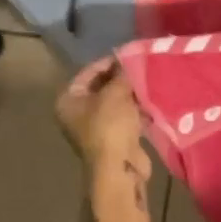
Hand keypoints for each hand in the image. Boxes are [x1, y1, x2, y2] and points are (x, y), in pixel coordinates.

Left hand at [56, 57, 149, 174]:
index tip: (131, 54)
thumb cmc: (109, 126)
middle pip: (102, 87)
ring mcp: (95, 127)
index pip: (88, 72)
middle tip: (144, 67)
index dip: (109, 62)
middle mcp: (77, 113)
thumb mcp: (116, 93)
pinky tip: (153, 101)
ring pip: (116, 102)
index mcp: (68, 100)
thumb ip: (122, 74)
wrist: (119, 167)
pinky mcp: (113, 138)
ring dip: (132, 94)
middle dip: (123, 78)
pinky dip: (137, 109)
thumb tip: (128, 59)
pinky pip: (125, 117)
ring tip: (151, 81)